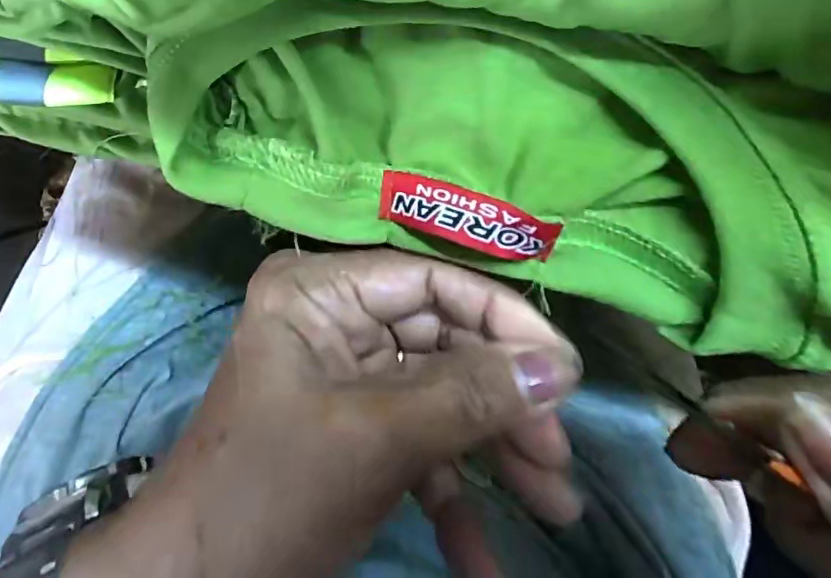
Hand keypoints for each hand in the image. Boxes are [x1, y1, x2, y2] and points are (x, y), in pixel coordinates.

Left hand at [70, 249, 582, 577]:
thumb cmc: (268, 495)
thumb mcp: (374, 439)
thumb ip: (469, 398)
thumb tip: (560, 368)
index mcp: (323, 291)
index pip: (431, 281)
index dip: (501, 319)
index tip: (562, 367)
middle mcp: (339, 320)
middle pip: (445, 342)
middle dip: (503, 401)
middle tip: (559, 454)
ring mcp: (349, 376)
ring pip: (442, 394)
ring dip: (495, 450)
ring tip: (555, 501)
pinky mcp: (357, 428)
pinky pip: (418, 443)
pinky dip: (455, 494)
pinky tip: (486, 557)